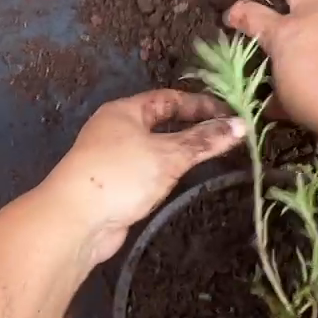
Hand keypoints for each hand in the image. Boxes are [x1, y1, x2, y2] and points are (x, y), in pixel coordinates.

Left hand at [37, 90, 244, 263]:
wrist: (77, 218)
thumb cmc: (120, 174)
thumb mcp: (167, 154)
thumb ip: (203, 141)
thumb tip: (240, 125)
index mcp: (125, 111)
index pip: (168, 99)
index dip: (200, 105)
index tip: (232, 114)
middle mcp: (116, 129)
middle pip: (161, 122)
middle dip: (193, 128)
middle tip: (228, 136)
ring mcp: (113, 158)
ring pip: (155, 148)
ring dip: (181, 152)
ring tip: (216, 157)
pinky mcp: (115, 184)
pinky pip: (148, 170)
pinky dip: (168, 172)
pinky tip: (184, 180)